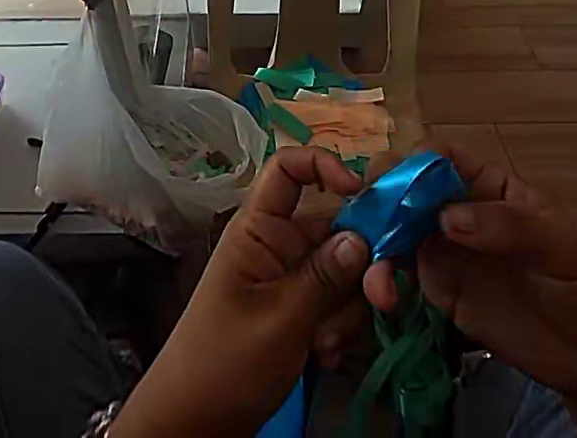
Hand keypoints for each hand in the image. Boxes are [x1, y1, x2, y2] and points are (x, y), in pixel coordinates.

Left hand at [112, 147, 370, 437]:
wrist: (196, 420)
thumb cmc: (226, 361)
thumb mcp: (280, 319)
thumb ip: (323, 277)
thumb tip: (362, 237)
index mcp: (259, 227)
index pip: (287, 169)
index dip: (323, 165)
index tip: (361, 191)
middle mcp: (279, 242)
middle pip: (333, 225)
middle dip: (360, 260)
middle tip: (380, 300)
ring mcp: (292, 275)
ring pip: (344, 267)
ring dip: (349, 305)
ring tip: (328, 344)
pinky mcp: (302, 307)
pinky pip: (338, 300)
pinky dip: (341, 325)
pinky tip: (326, 354)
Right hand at [364, 146, 576, 437]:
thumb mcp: (565, 248)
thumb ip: (509, 226)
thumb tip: (446, 217)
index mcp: (486, 185)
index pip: (439, 156)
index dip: (412, 160)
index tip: (392, 180)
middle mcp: (454, 208)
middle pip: (404, 186)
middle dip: (378, 194)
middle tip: (362, 216)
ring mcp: (443, 247)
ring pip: (392, 227)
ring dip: (372, 238)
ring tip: (370, 267)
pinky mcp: (437, 287)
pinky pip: (398, 272)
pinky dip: (381, 276)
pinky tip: (382, 292)